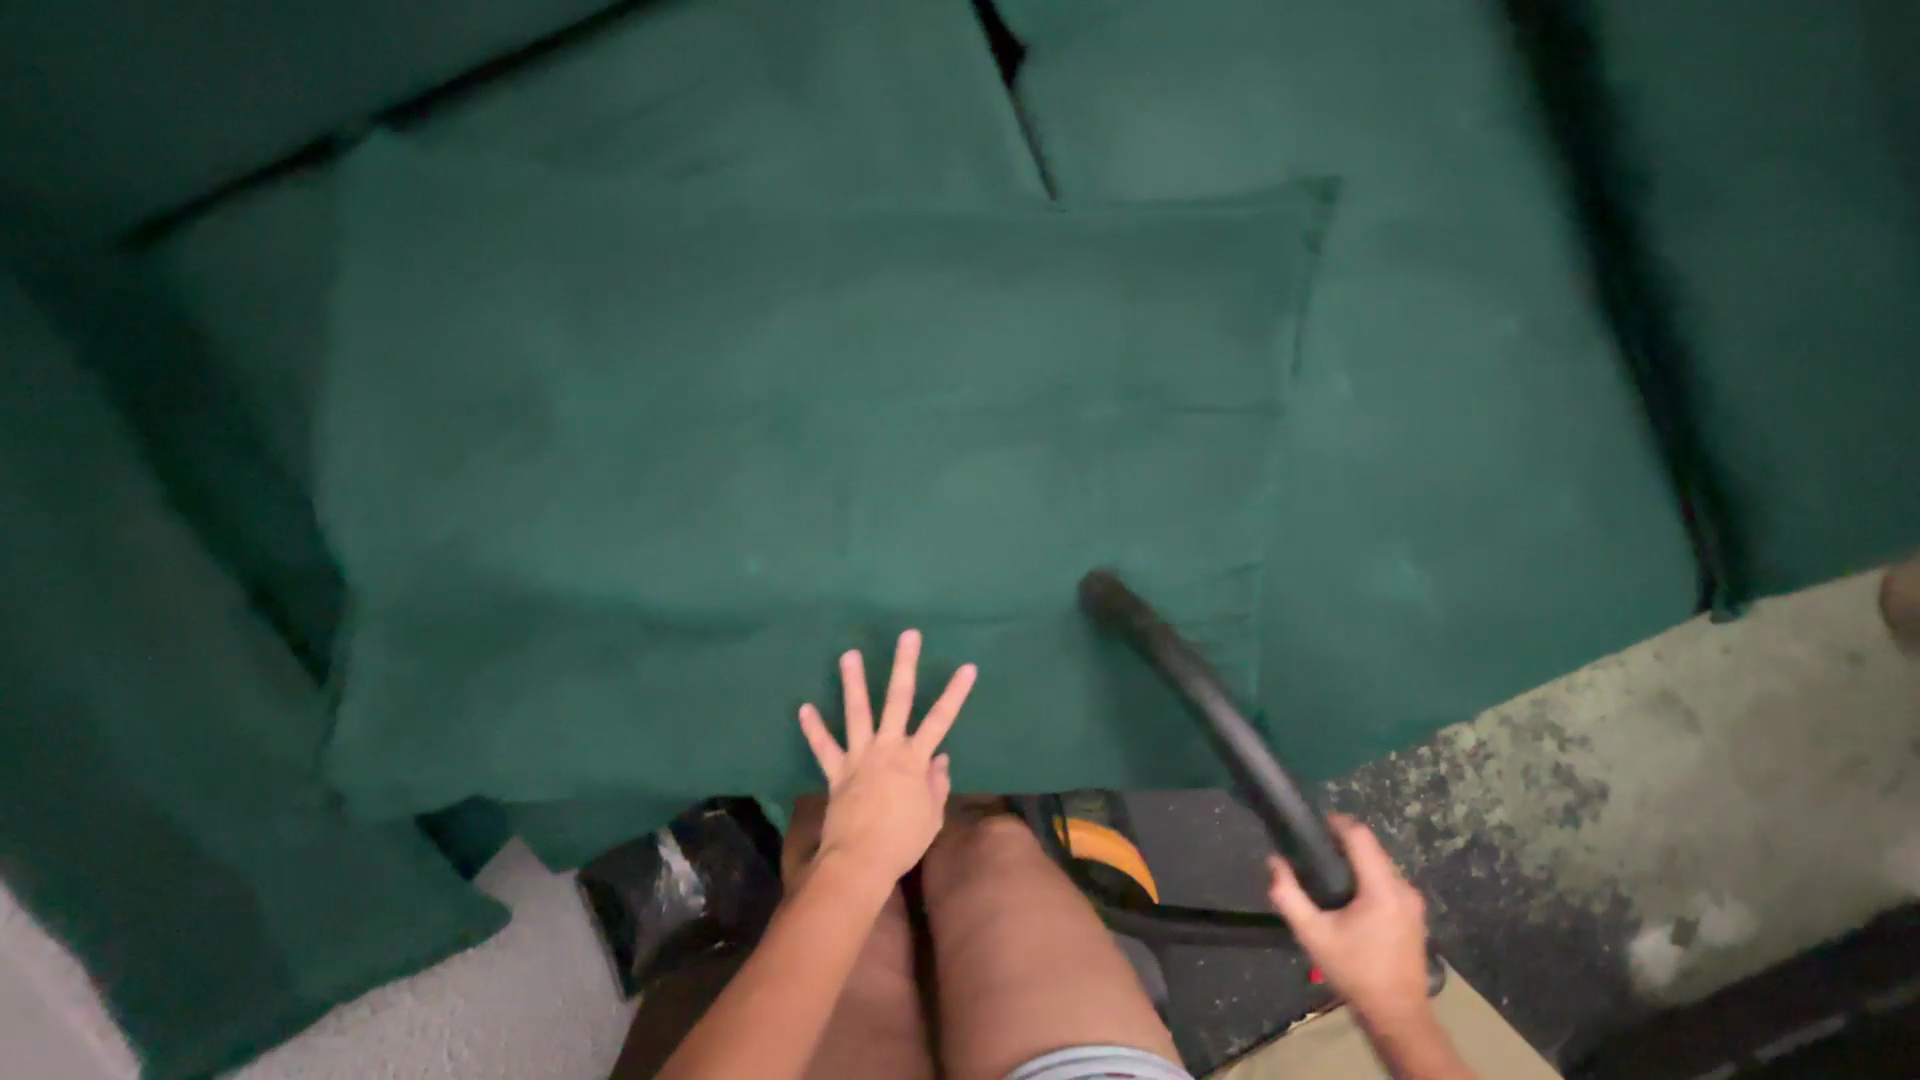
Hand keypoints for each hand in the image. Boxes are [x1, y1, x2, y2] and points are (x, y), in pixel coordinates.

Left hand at [797, 630, 976, 884]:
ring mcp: (859, 757)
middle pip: (898, 700)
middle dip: (904, 665)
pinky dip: (813, 728)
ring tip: (849, 654)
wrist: (860, 861)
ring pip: (856, 712)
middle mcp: (887, 749)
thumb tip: (940, 758)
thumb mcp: (933, 815)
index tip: (967, 667)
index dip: (956, 693)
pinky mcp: (836, 772)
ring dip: (853, 682)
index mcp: (915, 759)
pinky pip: (823, 747)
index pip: (942, 719)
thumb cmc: (903, 841)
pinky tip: (803, 707)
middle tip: (907, 635)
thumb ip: (937, 784)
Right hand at [1268, 815, 1430, 1024]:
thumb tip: (1274, 862)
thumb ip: (1289, 895)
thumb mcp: (1312, 934)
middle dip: (1344, 843)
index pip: (1361, 837)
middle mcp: (1403, 889)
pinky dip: (1369, 877)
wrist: (1397, 1014)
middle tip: (1313, 851)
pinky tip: (1349, 896)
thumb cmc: (1354, 971)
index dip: (1337, 823)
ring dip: (1357, 860)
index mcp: (1381, 890)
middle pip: (1372, 848)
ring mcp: (1414, 902)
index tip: (1314, 825)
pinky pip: (1389, 881)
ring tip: (1327, 872)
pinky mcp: (1416, 914)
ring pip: (1382, 864)